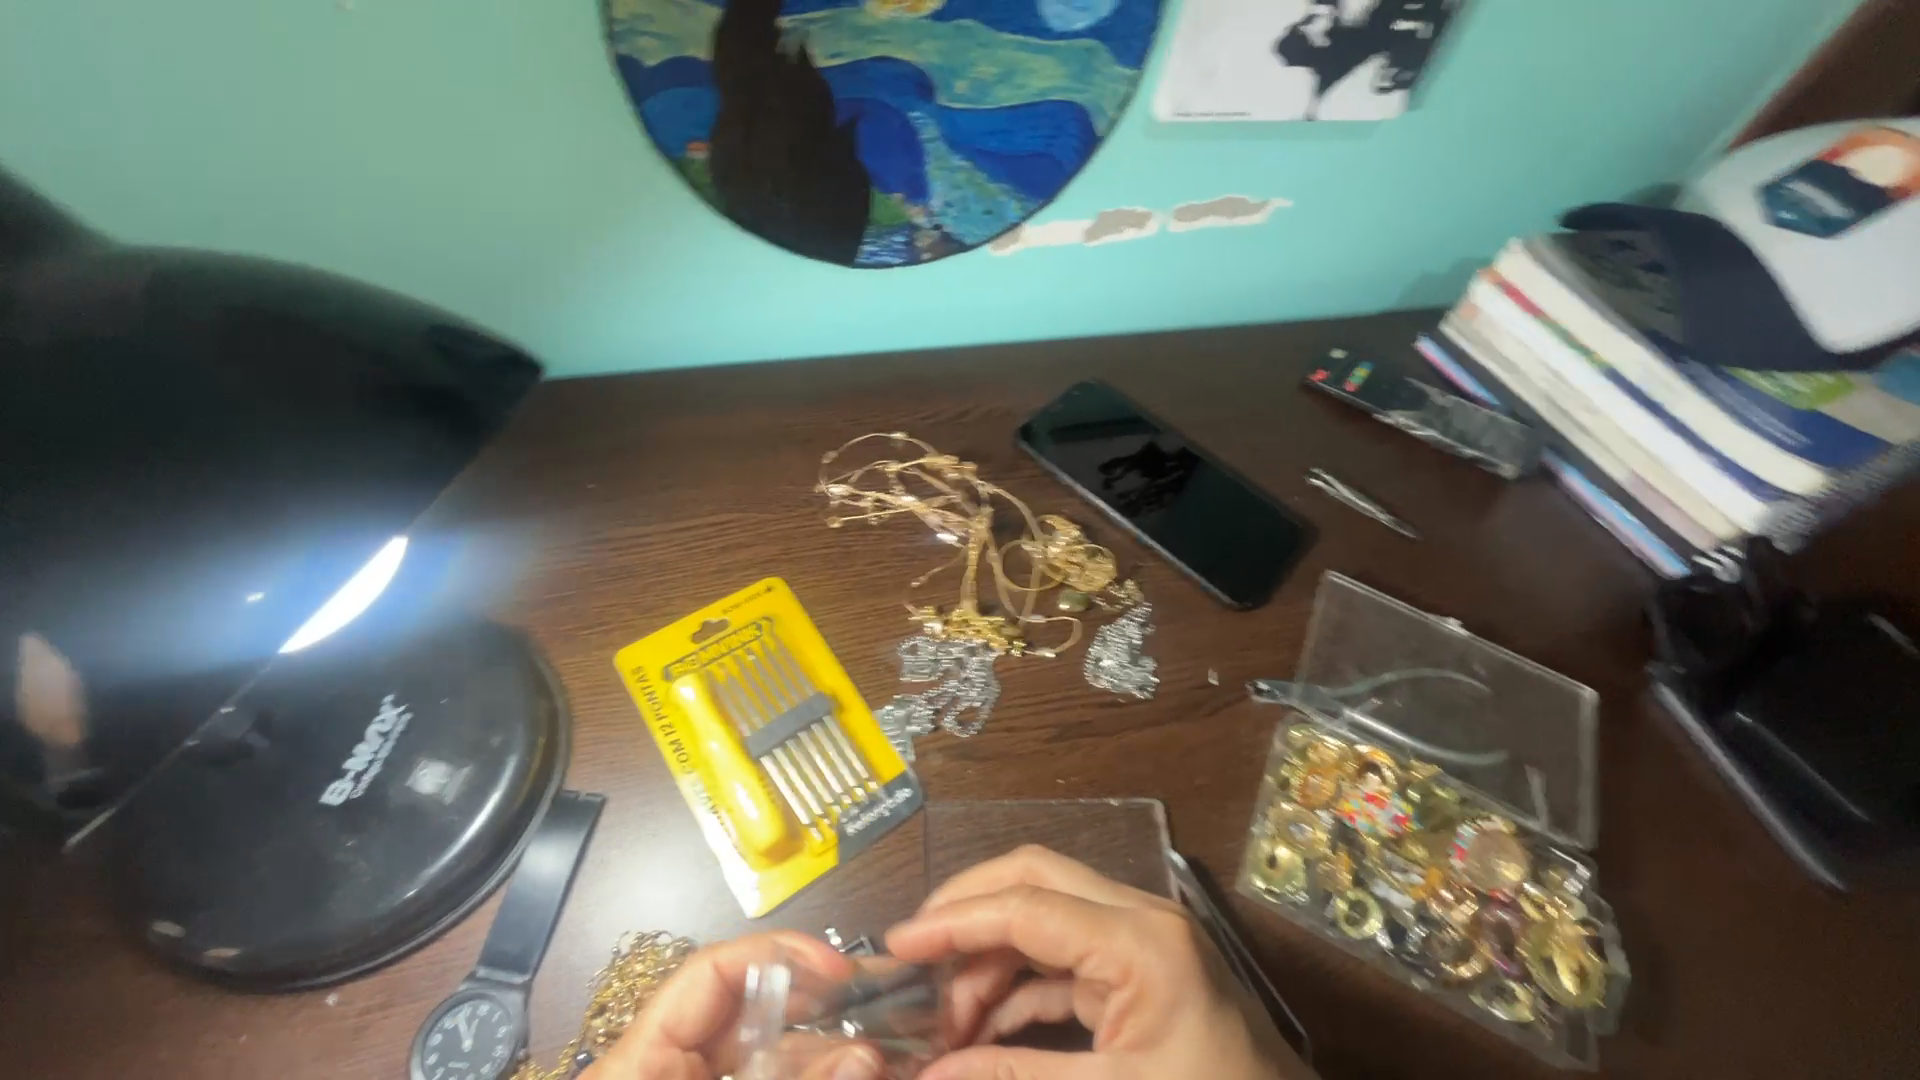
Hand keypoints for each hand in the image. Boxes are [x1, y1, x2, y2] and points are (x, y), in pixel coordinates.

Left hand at [581, 931, 883, 1079]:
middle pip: (752, 1012)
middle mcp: (668, 1063)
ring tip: (886, 1050)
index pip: (711, 971)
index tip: (840, 971)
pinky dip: (813, 1076)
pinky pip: (768, 1077)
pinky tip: (857, 1070)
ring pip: (771, 1054)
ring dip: (829, 1054)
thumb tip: (869, 1056)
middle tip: (883, 1008)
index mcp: (640, 1060)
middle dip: (820, 1011)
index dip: (780, 955)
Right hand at [885, 846, 1312, 1079]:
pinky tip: (978, 1030)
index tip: (897, 945)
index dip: (956, 921)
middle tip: (913, 957)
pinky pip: (1059, 960)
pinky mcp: (1134, 969)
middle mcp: (1138, 918)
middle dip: (968, 910)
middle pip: (1034, 878)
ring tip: (943, 1021)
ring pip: (1041, 916)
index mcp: (1141, 940)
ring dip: (987, 958)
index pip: (1027, 905)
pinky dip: (1014, 987)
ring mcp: (1137, 939)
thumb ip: (1014, 1077)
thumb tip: (928, 1074)